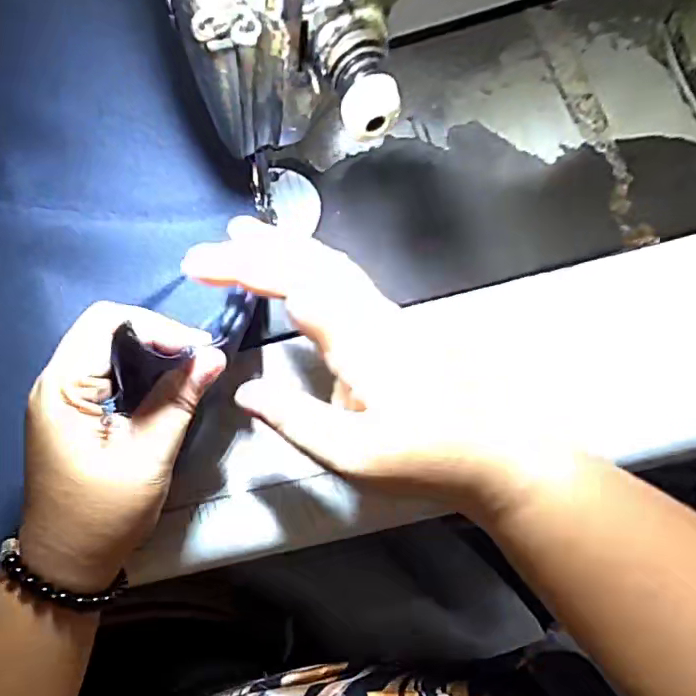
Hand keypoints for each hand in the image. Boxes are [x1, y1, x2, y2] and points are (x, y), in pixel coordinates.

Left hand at [19, 302, 225, 592]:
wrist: (68, 562)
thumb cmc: (103, 516)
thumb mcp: (147, 457)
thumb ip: (178, 402)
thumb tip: (213, 357)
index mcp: (62, 389)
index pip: (107, 323)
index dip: (158, 327)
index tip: (202, 350)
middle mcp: (54, 383)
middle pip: (105, 330)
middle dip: (157, 337)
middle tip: (202, 359)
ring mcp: (60, 399)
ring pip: (106, 351)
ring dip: (150, 354)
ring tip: (191, 370)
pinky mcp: (71, 414)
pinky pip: (106, 376)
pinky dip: (139, 374)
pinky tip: (167, 387)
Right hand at [182, 217, 578, 518]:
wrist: (495, 453)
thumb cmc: (425, 458)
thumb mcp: (352, 453)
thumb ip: (296, 420)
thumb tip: (246, 391)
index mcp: (359, 342)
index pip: (294, 286)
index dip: (245, 269)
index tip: (201, 265)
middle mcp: (375, 316)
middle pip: (313, 263)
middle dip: (260, 248)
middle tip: (214, 242)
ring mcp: (391, 317)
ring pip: (335, 264)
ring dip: (289, 247)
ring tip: (249, 237)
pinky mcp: (399, 327)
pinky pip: (349, 279)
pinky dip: (315, 262)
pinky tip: (304, 270)